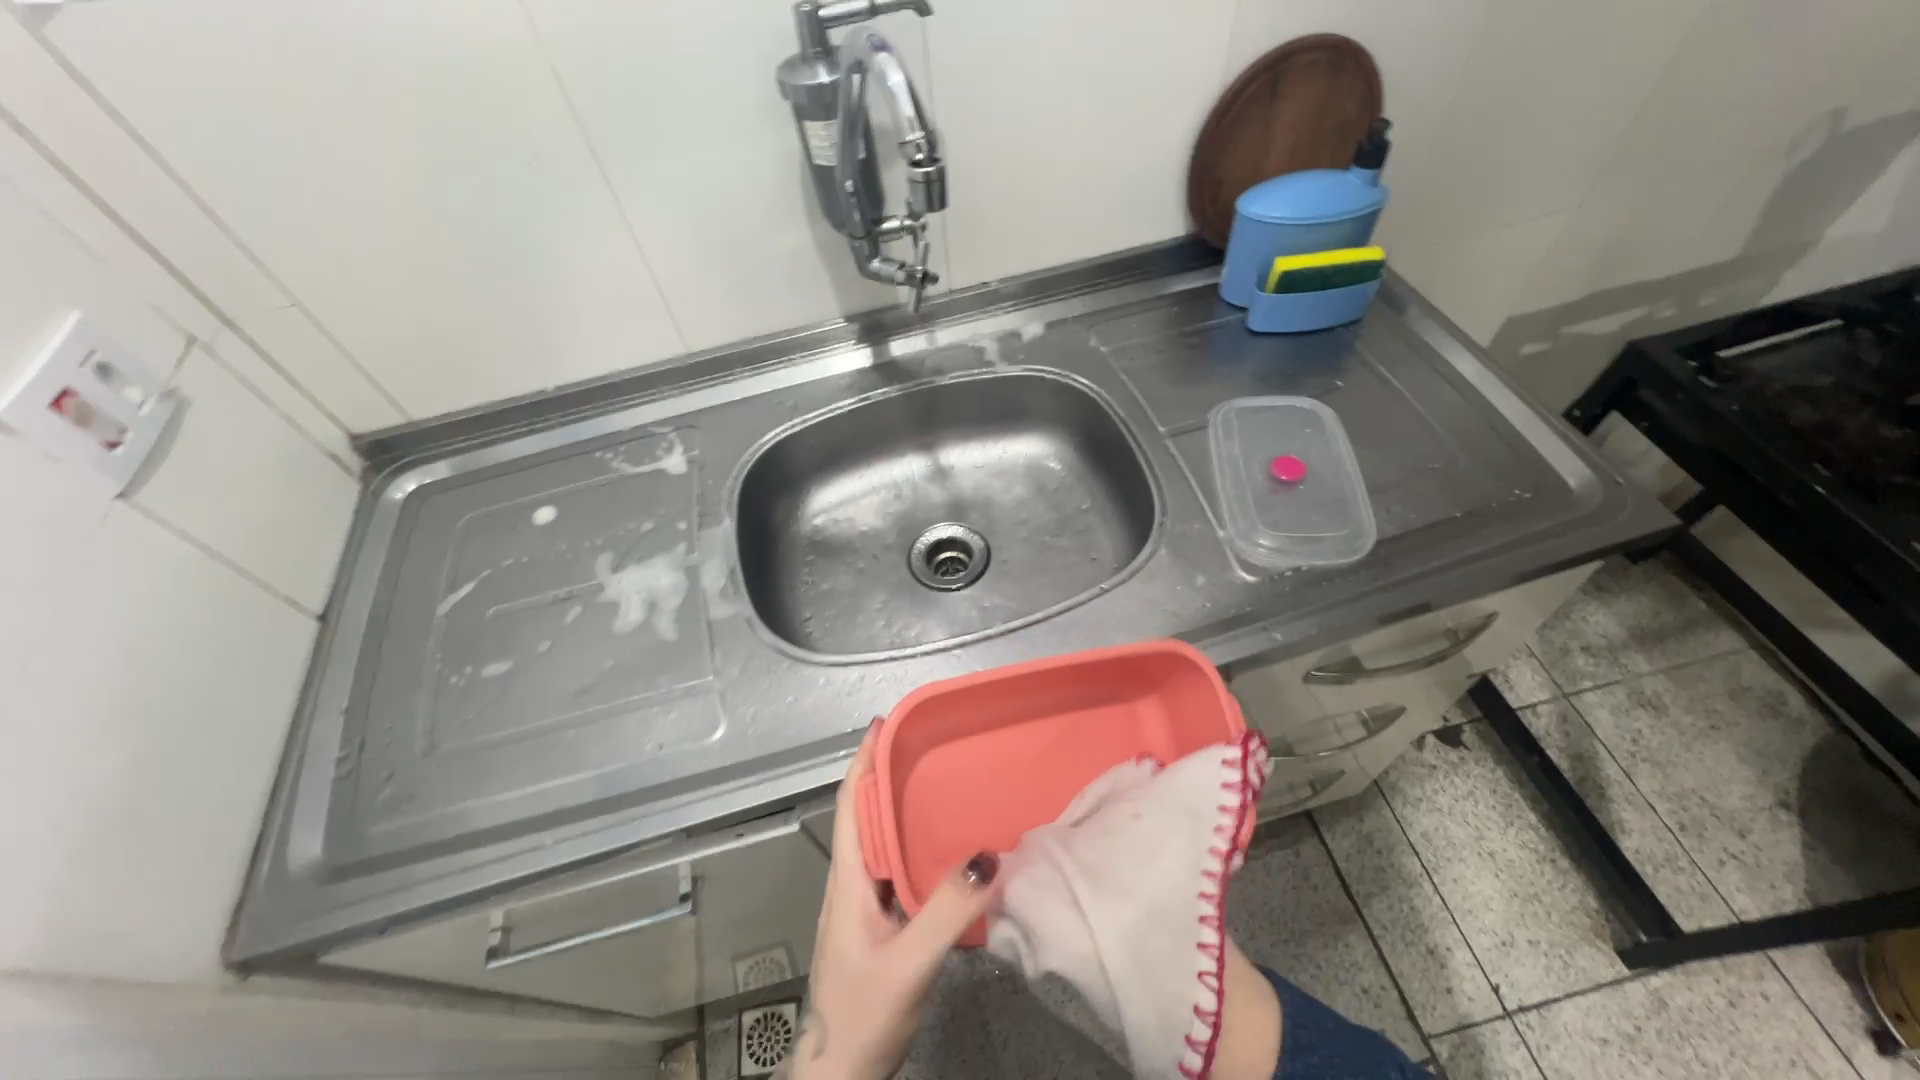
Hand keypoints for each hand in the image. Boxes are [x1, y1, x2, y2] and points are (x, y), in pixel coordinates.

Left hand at [786, 722, 1000, 1079]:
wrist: (839, 1074)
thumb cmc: (862, 1014)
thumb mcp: (909, 961)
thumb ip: (947, 910)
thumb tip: (989, 854)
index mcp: (849, 880)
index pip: (850, 805)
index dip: (864, 760)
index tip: (885, 723)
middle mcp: (853, 885)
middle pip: (866, 816)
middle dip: (888, 775)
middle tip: (928, 746)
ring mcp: (864, 908)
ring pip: (883, 844)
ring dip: (902, 810)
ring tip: (941, 786)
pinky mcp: (880, 928)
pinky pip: (898, 872)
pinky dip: (917, 848)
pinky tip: (946, 853)